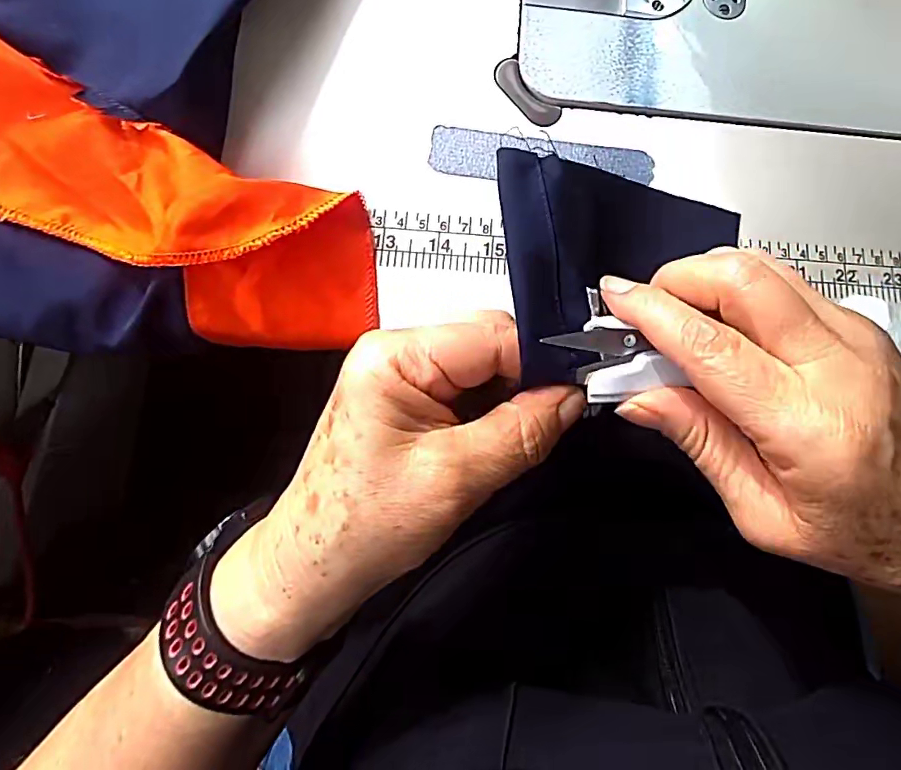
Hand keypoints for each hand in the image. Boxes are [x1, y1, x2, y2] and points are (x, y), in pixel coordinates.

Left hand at [210, 314, 585, 660]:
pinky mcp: (404, 396)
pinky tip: (504, 435)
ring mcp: (397, 372)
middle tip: (567, 414)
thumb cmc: (362, 526)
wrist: (314, 566)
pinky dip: (491, 408)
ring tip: (534, 432)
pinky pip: (464, 387)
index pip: (490, 333)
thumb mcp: (453, 479)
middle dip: (529, 376)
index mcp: (393, 354)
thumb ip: (520, 431)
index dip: (543, 356)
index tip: (586, 385)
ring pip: (480, 366)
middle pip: (486, 342)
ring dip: (512, 395)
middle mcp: (392, 350)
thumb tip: (573, 395)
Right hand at [600, 250, 900, 621]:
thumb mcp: (765, 515)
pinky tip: (718, 323)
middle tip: (645, 311)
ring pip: (757, 266)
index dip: (652, 313)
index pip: (711, 346)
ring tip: (679, 319)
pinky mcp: (855, 322)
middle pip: (739, 278)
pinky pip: (777, 279)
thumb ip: (698, 441)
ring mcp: (853, 335)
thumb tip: (639, 396)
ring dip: (701, 279)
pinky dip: (730, 287)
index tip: (614, 300)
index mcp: (811, 427)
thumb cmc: (874, 533)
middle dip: (675, 279)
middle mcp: (839, 366)